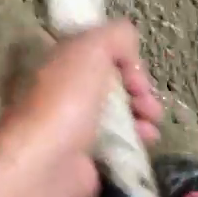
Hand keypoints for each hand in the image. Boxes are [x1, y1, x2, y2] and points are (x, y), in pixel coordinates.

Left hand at [0, 21, 163, 196]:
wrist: (47, 162)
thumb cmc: (65, 97)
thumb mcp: (90, 48)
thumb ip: (114, 35)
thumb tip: (128, 39)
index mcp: (51, 53)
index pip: (91, 43)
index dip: (117, 51)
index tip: (132, 64)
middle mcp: (58, 82)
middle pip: (108, 75)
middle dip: (135, 82)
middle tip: (144, 94)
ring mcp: (70, 118)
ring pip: (116, 106)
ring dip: (142, 108)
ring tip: (151, 117)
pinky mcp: (84, 151)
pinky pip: (118, 137)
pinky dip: (138, 135)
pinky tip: (147, 137)